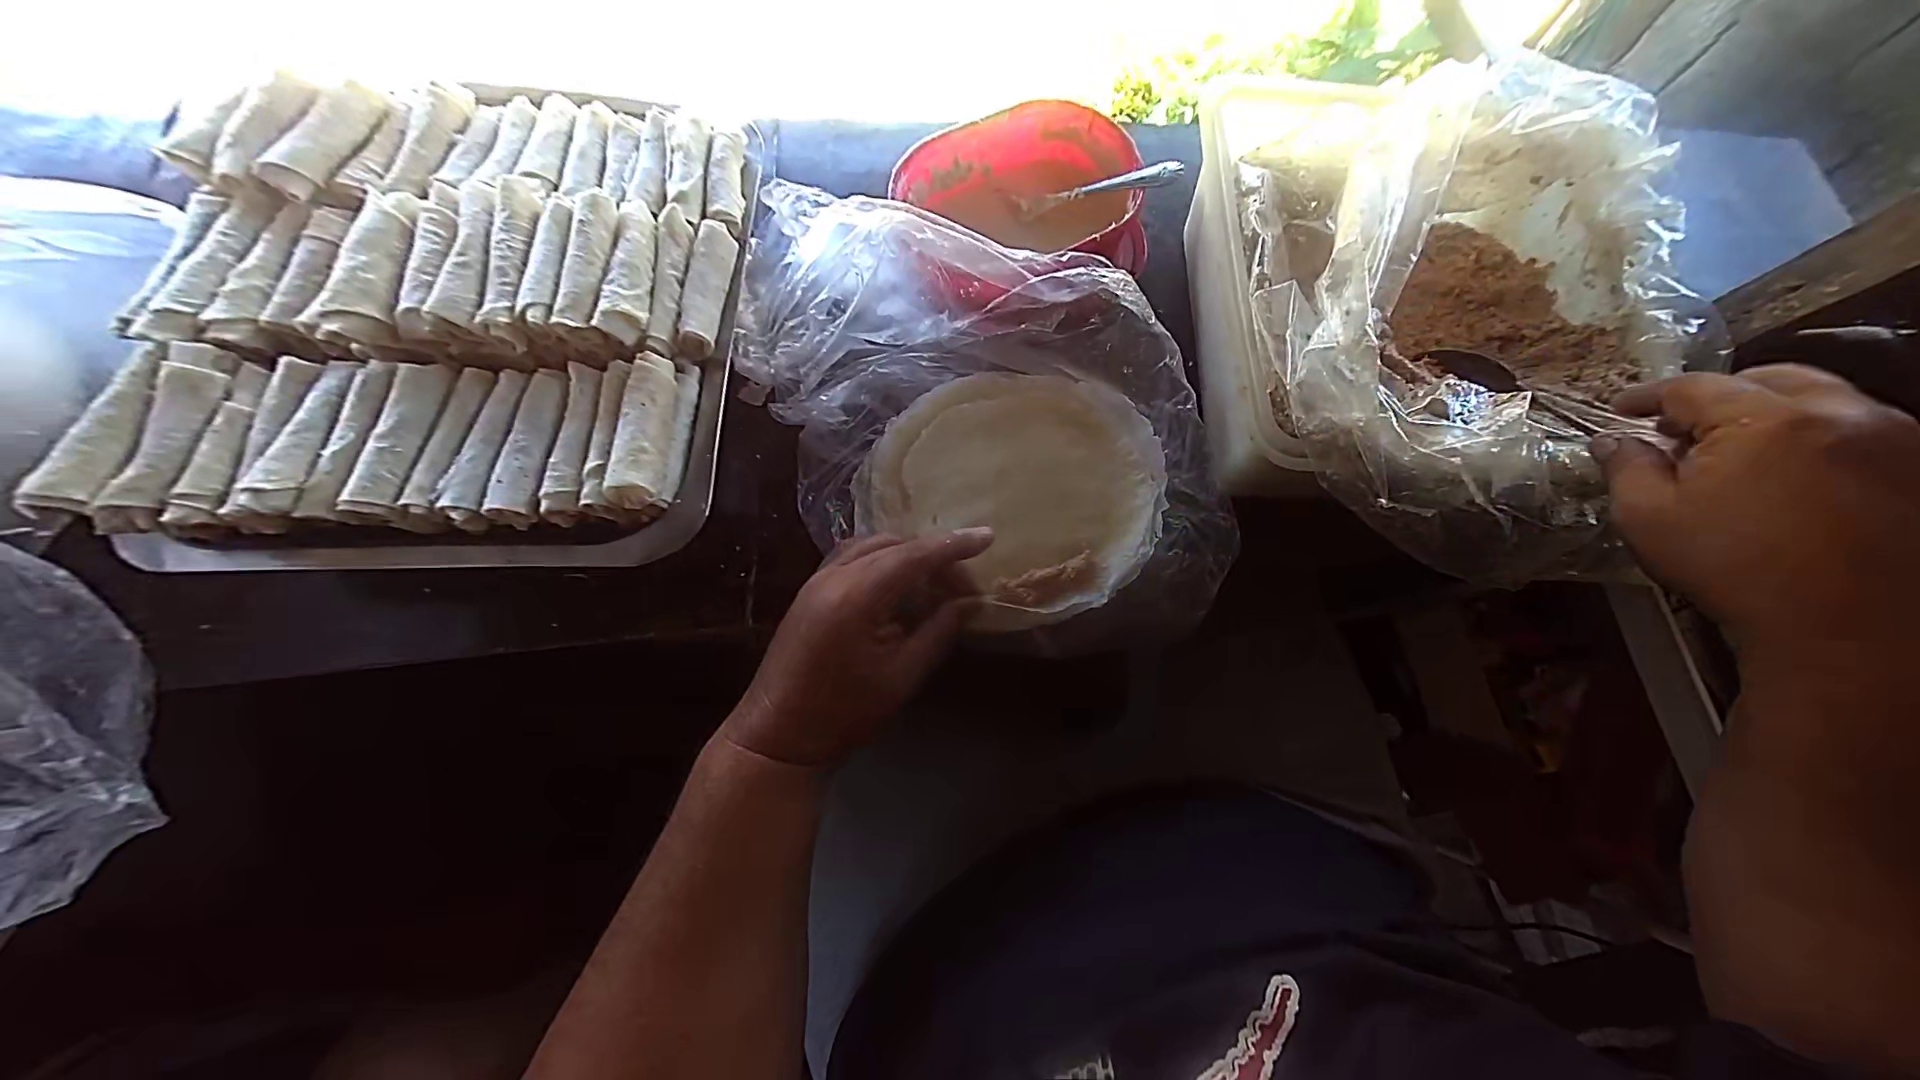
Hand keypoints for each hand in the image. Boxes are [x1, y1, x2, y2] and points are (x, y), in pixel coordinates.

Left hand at [722, 529, 994, 769]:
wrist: (778, 735)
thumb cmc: (844, 713)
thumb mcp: (902, 674)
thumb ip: (939, 630)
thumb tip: (972, 602)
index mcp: (856, 595)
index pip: (915, 555)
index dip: (955, 545)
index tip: (988, 536)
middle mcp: (834, 576)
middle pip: (895, 546)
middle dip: (934, 556)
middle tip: (965, 586)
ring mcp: (817, 580)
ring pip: (872, 546)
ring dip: (908, 554)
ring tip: (938, 580)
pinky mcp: (810, 590)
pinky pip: (853, 557)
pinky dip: (882, 560)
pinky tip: (900, 581)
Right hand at [1594, 364, 1919, 652]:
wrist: (1849, 626)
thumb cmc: (1734, 567)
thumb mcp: (1649, 518)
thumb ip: (1627, 469)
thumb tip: (1612, 440)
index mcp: (1764, 422)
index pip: (1694, 387)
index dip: (1648, 395)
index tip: (1620, 408)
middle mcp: (1839, 414)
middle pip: (1769, 379)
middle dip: (1717, 395)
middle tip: (1678, 426)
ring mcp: (1893, 438)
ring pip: (1820, 401)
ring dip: (1767, 414)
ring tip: (1731, 451)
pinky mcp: (1916, 467)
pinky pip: (1854, 430)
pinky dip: (1809, 436)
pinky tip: (1782, 473)